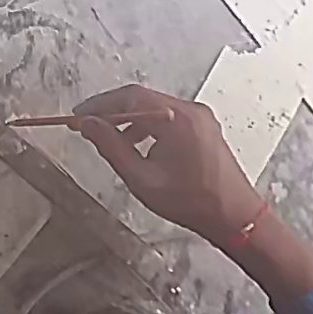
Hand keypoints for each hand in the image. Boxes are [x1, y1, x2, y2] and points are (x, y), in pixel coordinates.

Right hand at [70, 85, 265, 248]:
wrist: (234, 216)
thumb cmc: (189, 200)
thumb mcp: (140, 177)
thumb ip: (111, 146)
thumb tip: (88, 125)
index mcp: (176, 119)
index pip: (129, 97)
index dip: (99, 104)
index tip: (78, 116)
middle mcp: (190, 110)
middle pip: (141, 98)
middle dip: (111, 110)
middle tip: (87, 124)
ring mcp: (199, 117)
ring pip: (154, 107)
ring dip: (127, 118)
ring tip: (107, 137)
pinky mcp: (202, 127)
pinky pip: (167, 116)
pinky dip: (146, 124)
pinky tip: (134, 143)